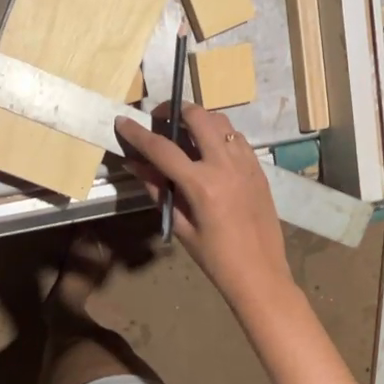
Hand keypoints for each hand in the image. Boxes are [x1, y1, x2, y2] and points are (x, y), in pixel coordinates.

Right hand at [114, 104, 290, 302]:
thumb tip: (137, 165)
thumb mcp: (181, 225)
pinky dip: (218, 135)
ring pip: (221, 122)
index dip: (138, 133)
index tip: (123, 121)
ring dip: (199, 120)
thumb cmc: (215, 258)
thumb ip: (159, 190)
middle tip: (160, 119)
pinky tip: (208, 151)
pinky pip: (236, 138)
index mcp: (202, 184)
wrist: (261, 273)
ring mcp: (246, 163)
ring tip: (184, 133)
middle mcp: (225, 165)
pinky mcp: (258, 168)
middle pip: (198, 117)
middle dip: (175, 111)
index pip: (162, 149)